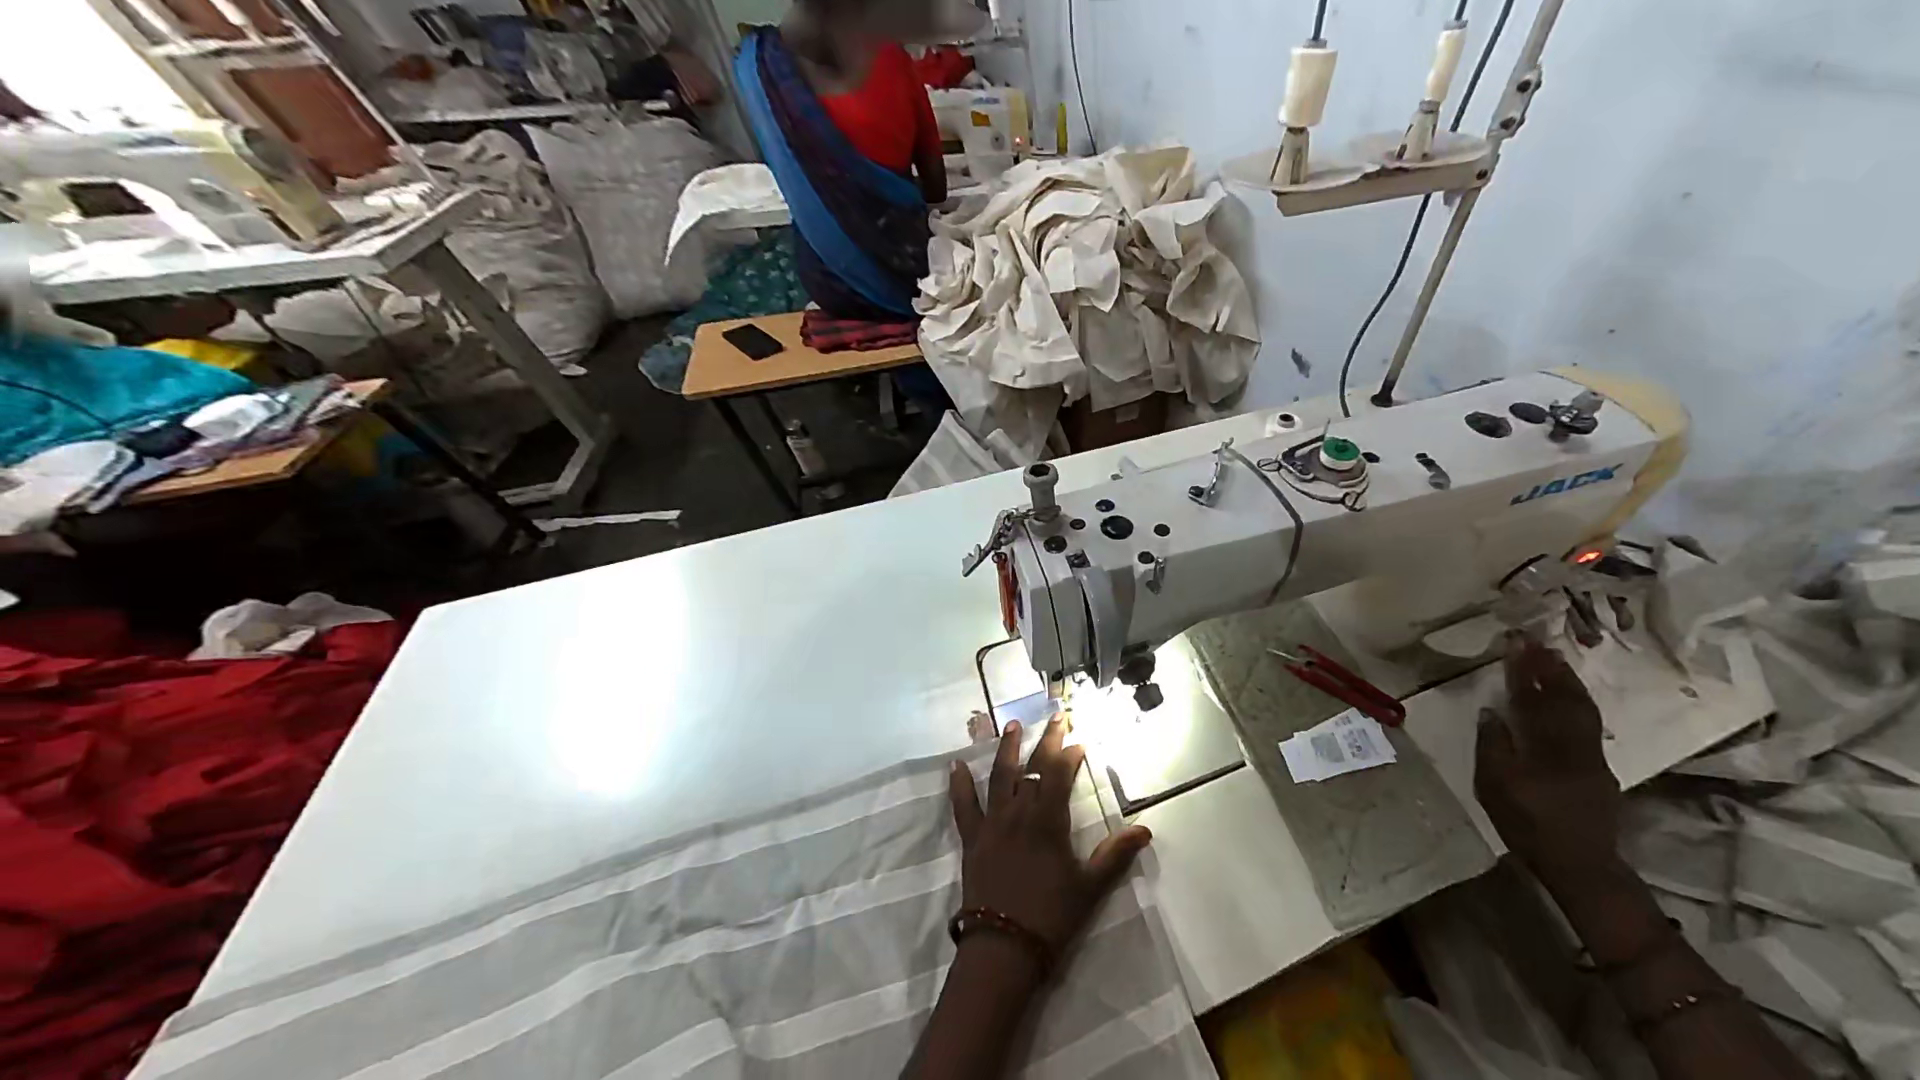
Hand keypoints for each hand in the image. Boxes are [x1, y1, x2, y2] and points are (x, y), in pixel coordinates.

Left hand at [948, 717, 1151, 962]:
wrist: (1004, 946)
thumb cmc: (1052, 917)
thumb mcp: (1090, 887)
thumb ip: (1115, 855)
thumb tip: (1145, 829)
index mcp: (1047, 821)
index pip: (1058, 775)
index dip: (1070, 755)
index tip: (1080, 740)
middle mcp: (1018, 812)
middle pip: (1032, 768)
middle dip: (1046, 741)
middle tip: (1055, 718)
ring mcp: (992, 823)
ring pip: (999, 777)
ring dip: (1007, 749)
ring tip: (1013, 725)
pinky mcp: (971, 838)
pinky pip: (962, 806)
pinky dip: (958, 785)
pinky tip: (954, 766)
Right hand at [1474, 633, 1621, 888]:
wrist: (1580, 864)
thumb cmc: (1528, 823)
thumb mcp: (1495, 785)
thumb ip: (1493, 745)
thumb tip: (1492, 710)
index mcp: (1546, 746)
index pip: (1532, 698)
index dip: (1522, 670)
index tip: (1515, 643)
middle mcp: (1574, 745)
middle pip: (1565, 699)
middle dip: (1550, 669)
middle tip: (1538, 643)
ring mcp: (1591, 757)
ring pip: (1583, 710)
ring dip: (1568, 683)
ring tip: (1556, 661)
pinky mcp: (1598, 768)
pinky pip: (1588, 724)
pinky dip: (1578, 703)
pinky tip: (1571, 699)